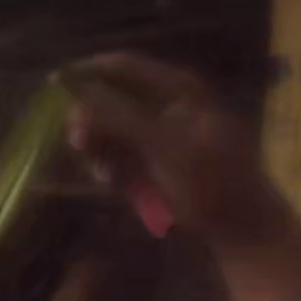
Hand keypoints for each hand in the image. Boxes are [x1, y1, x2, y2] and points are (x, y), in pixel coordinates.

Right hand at [61, 53, 281, 243]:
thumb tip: (76, 92)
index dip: (87, 70)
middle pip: (109, 98)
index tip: (54, 81)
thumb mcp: (166, 145)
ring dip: (100, 150)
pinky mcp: (151, 159)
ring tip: (107, 177)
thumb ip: (120, 116)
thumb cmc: (214, 182)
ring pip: (108, 129)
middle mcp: (163, 103)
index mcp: (176, 87)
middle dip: (92, 122)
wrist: (245, 234)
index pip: (122, 66)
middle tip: (80, 145)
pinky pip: (116, 155)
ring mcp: (157, 132)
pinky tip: (117, 186)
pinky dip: (111, 168)